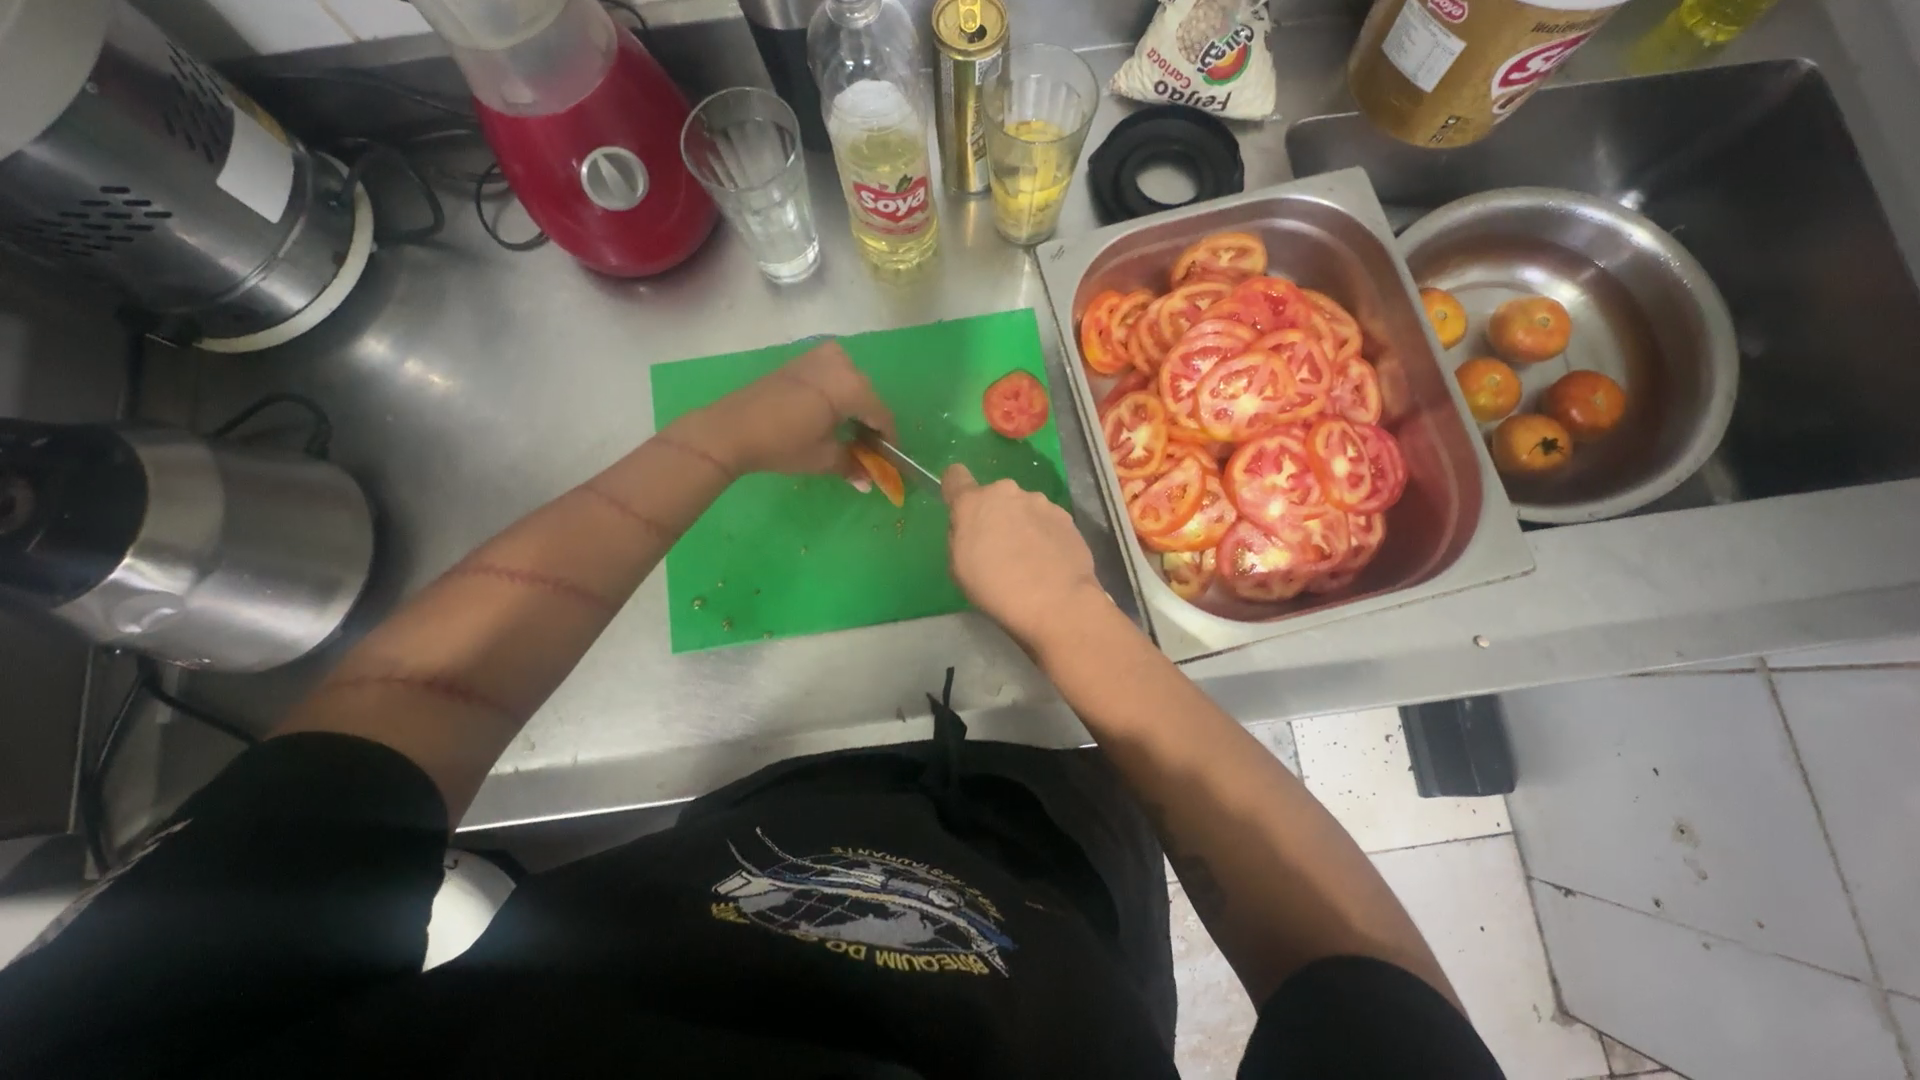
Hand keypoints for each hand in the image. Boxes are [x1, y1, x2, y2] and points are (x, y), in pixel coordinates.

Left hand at [675, 340, 895, 476]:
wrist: (731, 428)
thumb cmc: (783, 444)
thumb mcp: (823, 458)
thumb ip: (852, 465)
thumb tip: (869, 483)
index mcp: (852, 386)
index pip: (882, 415)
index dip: (888, 439)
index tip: (888, 459)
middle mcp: (841, 363)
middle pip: (867, 396)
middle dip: (869, 422)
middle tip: (866, 449)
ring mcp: (819, 356)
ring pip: (850, 383)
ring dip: (853, 406)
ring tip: (846, 433)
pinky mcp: (802, 359)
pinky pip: (832, 375)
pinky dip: (836, 394)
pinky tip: (828, 415)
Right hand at [943, 464, 1105, 649]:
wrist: (1056, 601)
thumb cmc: (995, 589)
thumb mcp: (958, 568)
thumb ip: (960, 536)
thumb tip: (971, 528)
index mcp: (973, 502)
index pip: (955, 476)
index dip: (955, 489)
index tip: (960, 508)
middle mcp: (1007, 492)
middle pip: (994, 496)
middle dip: (994, 515)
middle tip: (999, 548)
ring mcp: (1040, 502)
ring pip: (1023, 507)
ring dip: (1022, 524)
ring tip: (1029, 558)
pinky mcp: (1066, 516)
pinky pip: (1046, 521)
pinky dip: (1044, 535)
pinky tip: (1049, 561)